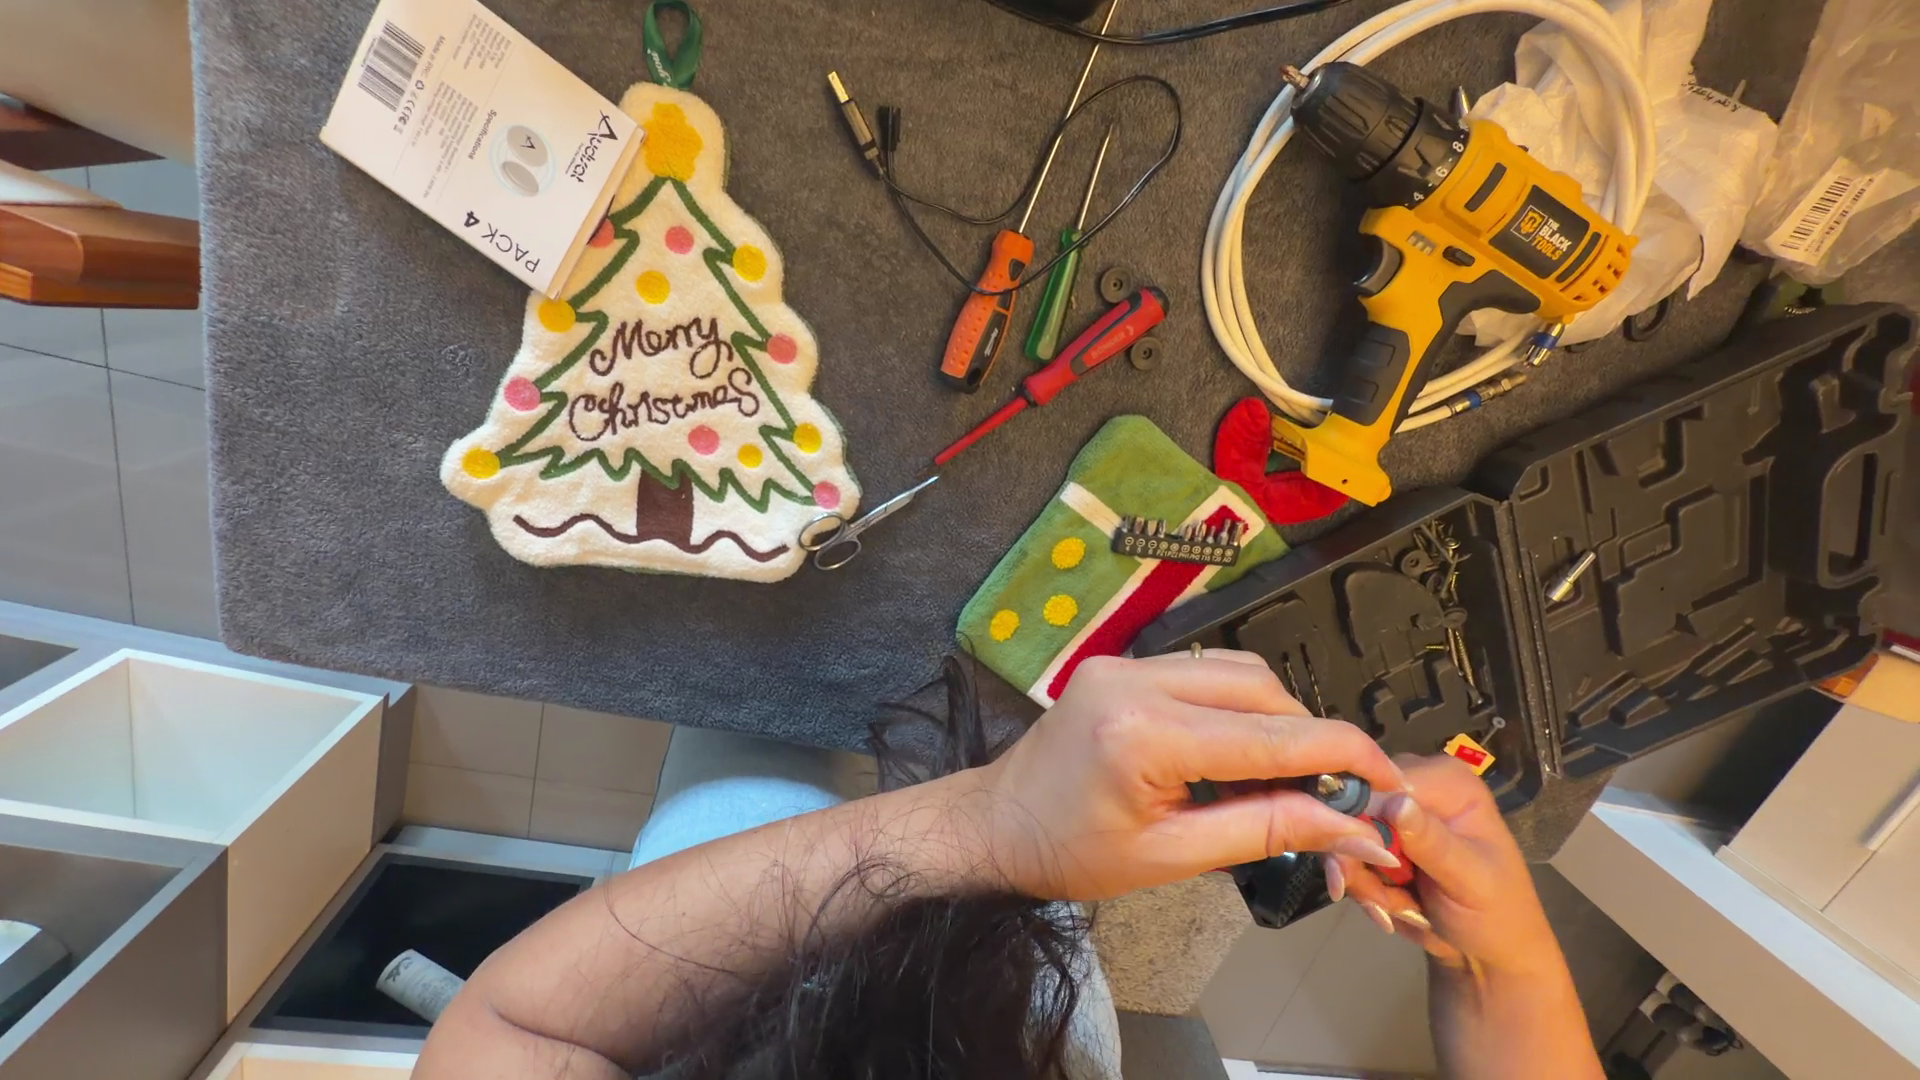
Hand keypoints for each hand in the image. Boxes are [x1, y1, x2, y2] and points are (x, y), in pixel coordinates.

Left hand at [969, 651, 1410, 901]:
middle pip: (1258, 689)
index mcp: (1144, 734)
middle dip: (1309, 735)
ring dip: (1275, 715)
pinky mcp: (1118, 663)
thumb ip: (1264, 830)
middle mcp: (1135, 679)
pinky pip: (1199, 670)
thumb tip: (1350, 825)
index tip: (1390, 780)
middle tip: (1334, 788)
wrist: (999, 821)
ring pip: (1234, 670)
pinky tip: (1239, 744)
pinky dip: (1235, 702)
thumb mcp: (1172, 856)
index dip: (1343, 756)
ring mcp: (1123, 663)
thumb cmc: (1073, 854)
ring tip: (1287, 772)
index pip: (1270, 736)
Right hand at [1331, 754, 1563, 979]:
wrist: (1489, 954)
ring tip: (1396, 907)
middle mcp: (1413, 784)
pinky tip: (1388, 904)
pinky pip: (1344, 851)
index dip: (1365, 818)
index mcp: (1446, 780)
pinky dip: (1360, 882)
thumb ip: (1433, 842)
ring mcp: (1391, 810)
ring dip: (1361, 877)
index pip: (1381, 780)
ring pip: (1342, 832)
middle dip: (1360, 858)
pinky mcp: (1375, 835)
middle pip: (1352, 804)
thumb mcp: (1472, 881)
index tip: (1372, 865)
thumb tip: (1395, 803)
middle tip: (1385, 901)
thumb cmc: (1497, 916)